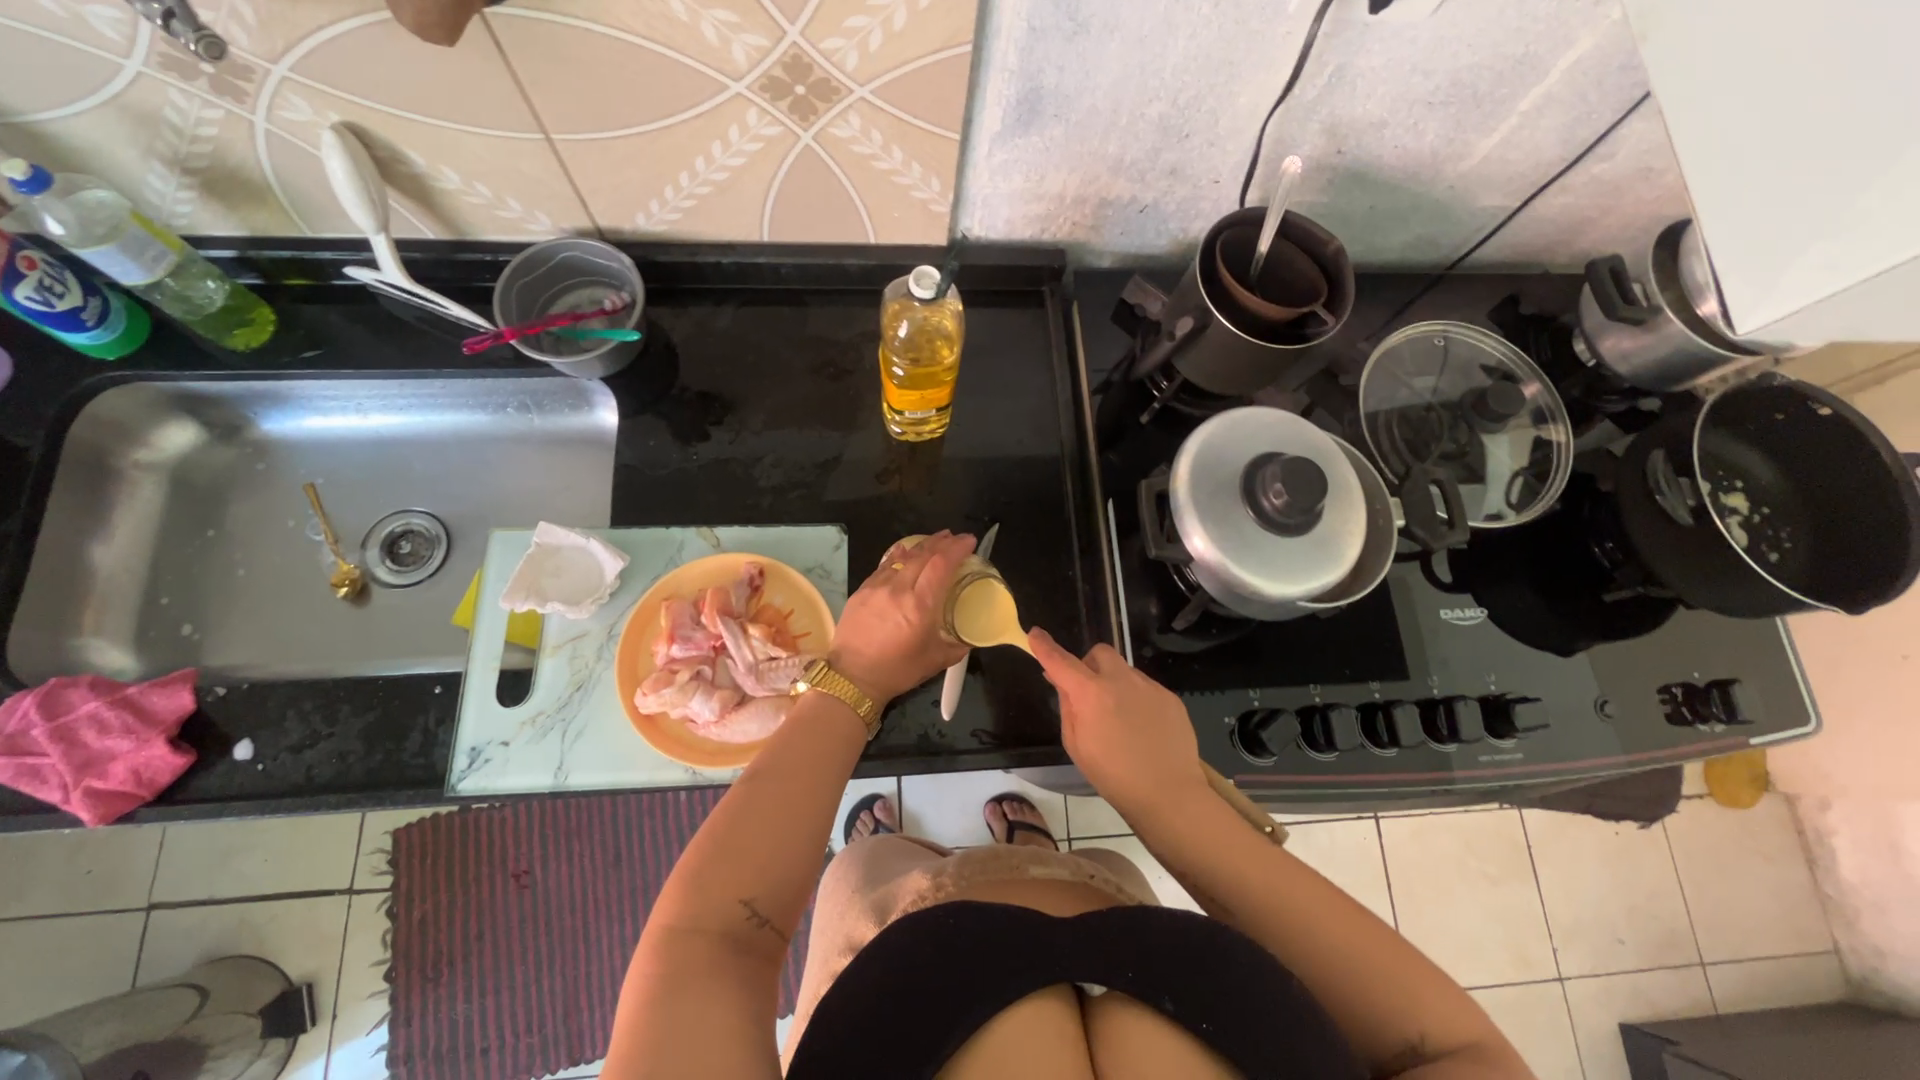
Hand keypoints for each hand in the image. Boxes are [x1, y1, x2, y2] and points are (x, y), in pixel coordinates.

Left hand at [828, 531, 974, 702]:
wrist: (851, 678)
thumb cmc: (897, 671)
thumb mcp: (934, 661)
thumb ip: (955, 646)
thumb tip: (968, 639)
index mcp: (920, 605)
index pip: (941, 564)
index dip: (957, 549)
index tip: (969, 541)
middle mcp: (899, 589)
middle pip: (923, 554)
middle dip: (942, 542)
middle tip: (955, 537)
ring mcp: (877, 587)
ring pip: (903, 556)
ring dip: (922, 546)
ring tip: (936, 540)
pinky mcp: (862, 591)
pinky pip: (885, 566)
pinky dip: (899, 555)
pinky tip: (905, 552)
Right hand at [1029, 627, 1208, 820]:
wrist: (1168, 792)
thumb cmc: (1113, 776)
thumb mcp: (1076, 744)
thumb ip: (1068, 706)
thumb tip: (1062, 681)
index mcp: (1091, 694)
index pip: (1061, 662)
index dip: (1045, 646)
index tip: (1035, 634)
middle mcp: (1121, 680)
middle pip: (1099, 653)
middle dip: (1088, 665)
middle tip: (1088, 693)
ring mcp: (1149, 686)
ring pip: (1124, 671)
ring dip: (1114, 684)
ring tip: (1120, 720)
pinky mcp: (1170, 697)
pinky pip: (1145, 688)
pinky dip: (1136, 699)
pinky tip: (1142, 728)